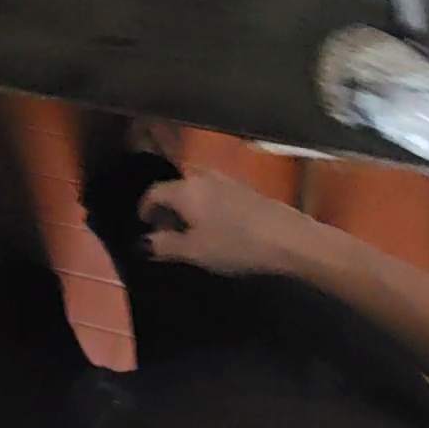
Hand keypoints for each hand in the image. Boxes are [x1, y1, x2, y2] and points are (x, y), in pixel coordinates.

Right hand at [139, 169, 321, 275]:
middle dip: (166, 204)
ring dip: (186, 202)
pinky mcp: (243, 186)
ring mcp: (224, 178)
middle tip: (166, 227)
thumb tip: (142, 242)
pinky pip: (212, 188)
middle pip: (174, 185)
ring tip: (190, 225)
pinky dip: (204, 201)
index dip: (145, 207)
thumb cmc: (234, 244)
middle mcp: (201, 176)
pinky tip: (214, 221)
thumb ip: (164, 245)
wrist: (286, 236)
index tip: (145, 224)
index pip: (154, 192)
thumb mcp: (194, 251)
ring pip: (195, 185)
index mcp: (184, 189)